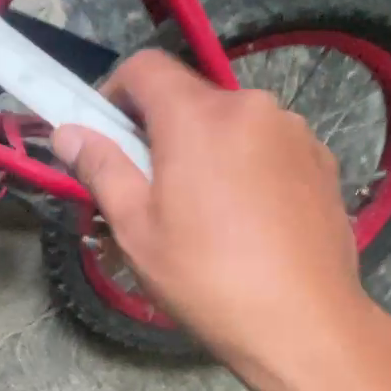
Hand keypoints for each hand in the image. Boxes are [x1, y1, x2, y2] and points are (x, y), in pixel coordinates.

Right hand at [53, 51, 386, 390]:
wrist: (304, 323)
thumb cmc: (205, 278)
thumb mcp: (137, 229)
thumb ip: (101, 169)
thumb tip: (67, 133)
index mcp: (198, 117)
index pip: (145, 67)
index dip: (113, 93)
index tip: (105, 138)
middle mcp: (251, 107)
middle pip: (190, 100)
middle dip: (160, 135)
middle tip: (148, 195)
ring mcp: (294, 132)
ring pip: (231, 126)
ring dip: (205, 153)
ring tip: (203, 218)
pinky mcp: (322, 161)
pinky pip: (267, 149)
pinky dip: (245, 169)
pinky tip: (245, 224)